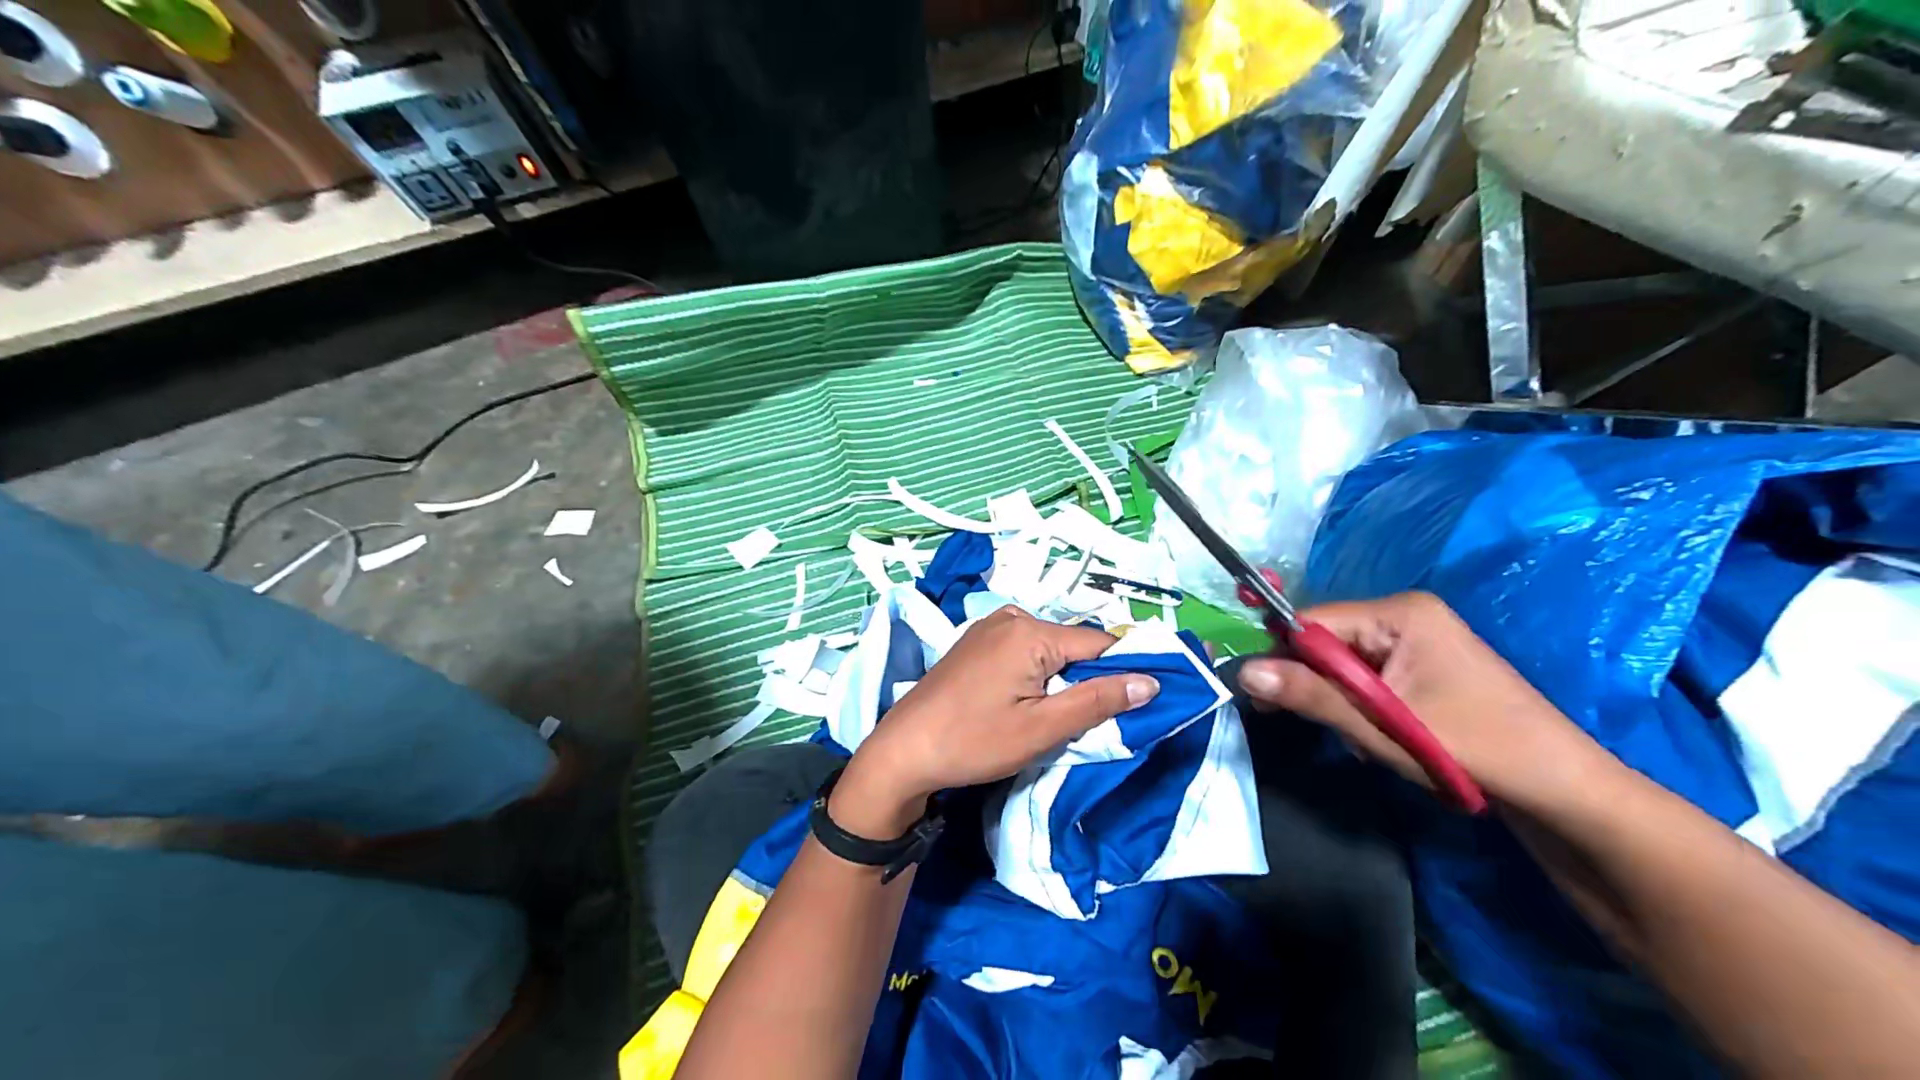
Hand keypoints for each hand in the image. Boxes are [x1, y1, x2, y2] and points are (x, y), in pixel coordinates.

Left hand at [831, 606, 1160, 836]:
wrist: (904, 750)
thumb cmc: (974, 741)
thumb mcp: (1043, 728)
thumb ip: (1098, 700)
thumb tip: (1150, 680)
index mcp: (1030, 631)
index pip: (1099, 644)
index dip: (1124, 671)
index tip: (1140, 703)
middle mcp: (1012, 617)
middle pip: (1073, 646)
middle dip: (1088, 680)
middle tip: (1086, 723)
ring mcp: (990, 628)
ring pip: (1049, 651)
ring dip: (1061, 681)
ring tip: (1053, 719)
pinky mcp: (976, 643)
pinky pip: (1024, 652)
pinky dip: (1036, 675)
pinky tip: (1025, 705)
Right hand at [1236, 592, 1608, 809]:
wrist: (1565, 794)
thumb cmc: (1475, 748)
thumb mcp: (1382, 724)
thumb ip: (1310, 695)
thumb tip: (1242, 672)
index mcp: (1400, 613)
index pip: (1312, 622)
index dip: (1281, 658)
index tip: (1260, 698)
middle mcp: (1404, 616)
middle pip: (1326, 642)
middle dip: (1314, 686)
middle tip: (1315, 727)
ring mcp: (1416, 642)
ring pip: (1342, 665)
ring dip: (1338, 703)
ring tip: (1362, 740)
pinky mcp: (1422, 668)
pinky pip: (1365, 678)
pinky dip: (1359, 708)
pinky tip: (1377, 738)